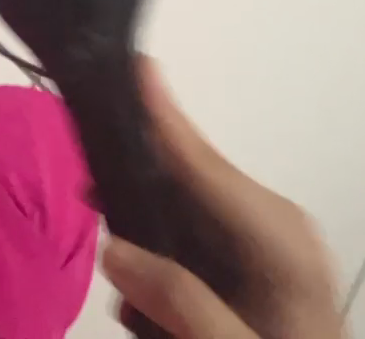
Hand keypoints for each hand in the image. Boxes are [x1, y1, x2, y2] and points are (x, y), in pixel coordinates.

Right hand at [99, 61, 343, 338]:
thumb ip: (182, 302)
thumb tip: (113, 247)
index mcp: (278, 235)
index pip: (200, 158)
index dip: (159, 112)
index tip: (132, 63)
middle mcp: (273, 220)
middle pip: (181, 173)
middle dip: (130, 179)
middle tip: (86, 193)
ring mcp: (264, 236)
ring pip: (179, 198)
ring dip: (140, 219)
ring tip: (122, 271)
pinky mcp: (253, 255)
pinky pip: (189, 224)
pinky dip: (159, 241)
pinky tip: (148, 285)